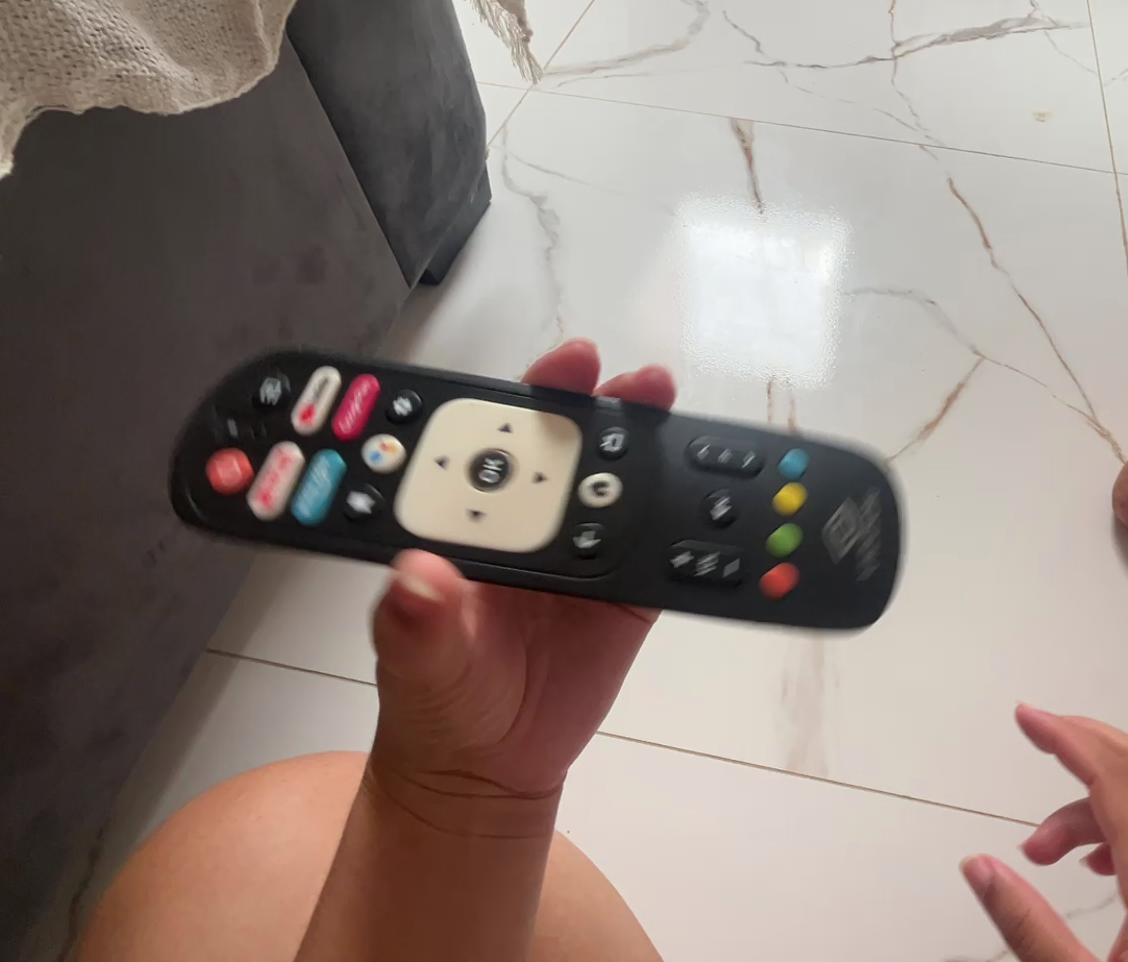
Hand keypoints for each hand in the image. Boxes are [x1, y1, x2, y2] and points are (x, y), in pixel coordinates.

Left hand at [363, 339, 675, 810]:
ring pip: (623, 484)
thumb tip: (416, 576)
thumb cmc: (442, 702)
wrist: (498, 760)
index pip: (501, 441)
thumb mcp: (419, 667)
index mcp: (477, 523)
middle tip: (635, 380)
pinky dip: (687, 523)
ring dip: (650, 442)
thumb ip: (415, 627)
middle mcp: (536, 522)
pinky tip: (712, 496)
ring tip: (671, 410)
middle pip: (574, 447)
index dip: (530, 395)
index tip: (561, 366)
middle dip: (605, 401)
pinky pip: (662, 548)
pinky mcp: (630, 587)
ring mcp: (589, 550)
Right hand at [961, 706, 1127, 961]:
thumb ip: (1028, 926)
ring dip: (1088, 802)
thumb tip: (976, 864)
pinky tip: (1092, 865)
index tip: (1025, 717)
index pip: (1115, 778)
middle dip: (1086, 738)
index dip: (1067, 737)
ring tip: (1040, 850)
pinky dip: (1114, 826)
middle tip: (1036, 729)